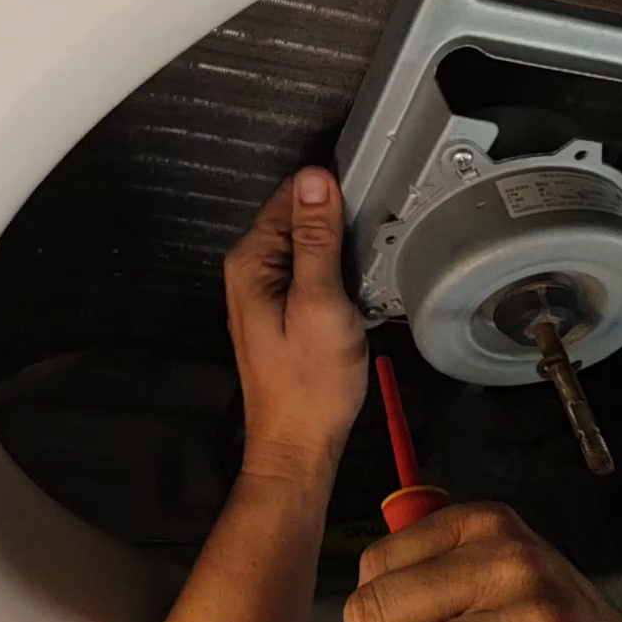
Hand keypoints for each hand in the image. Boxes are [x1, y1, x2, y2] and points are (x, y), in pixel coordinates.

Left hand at [224, 166, 368, 485]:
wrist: (299, 443)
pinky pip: (308, 270)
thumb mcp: (320, 303)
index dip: (330, 196)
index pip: (290, 197)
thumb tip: (314, 178)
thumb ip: (317, 240)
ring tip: (365, 267)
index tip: (366, 209)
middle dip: (335, 223)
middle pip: (297, 218)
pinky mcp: (280, 308)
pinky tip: (353, 288)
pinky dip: (334, 271)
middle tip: (371, 244)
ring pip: (306, 244)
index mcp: (251, 260)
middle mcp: (249, 268)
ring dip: (338, 248)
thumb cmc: (310, 381)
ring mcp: (263, 289)